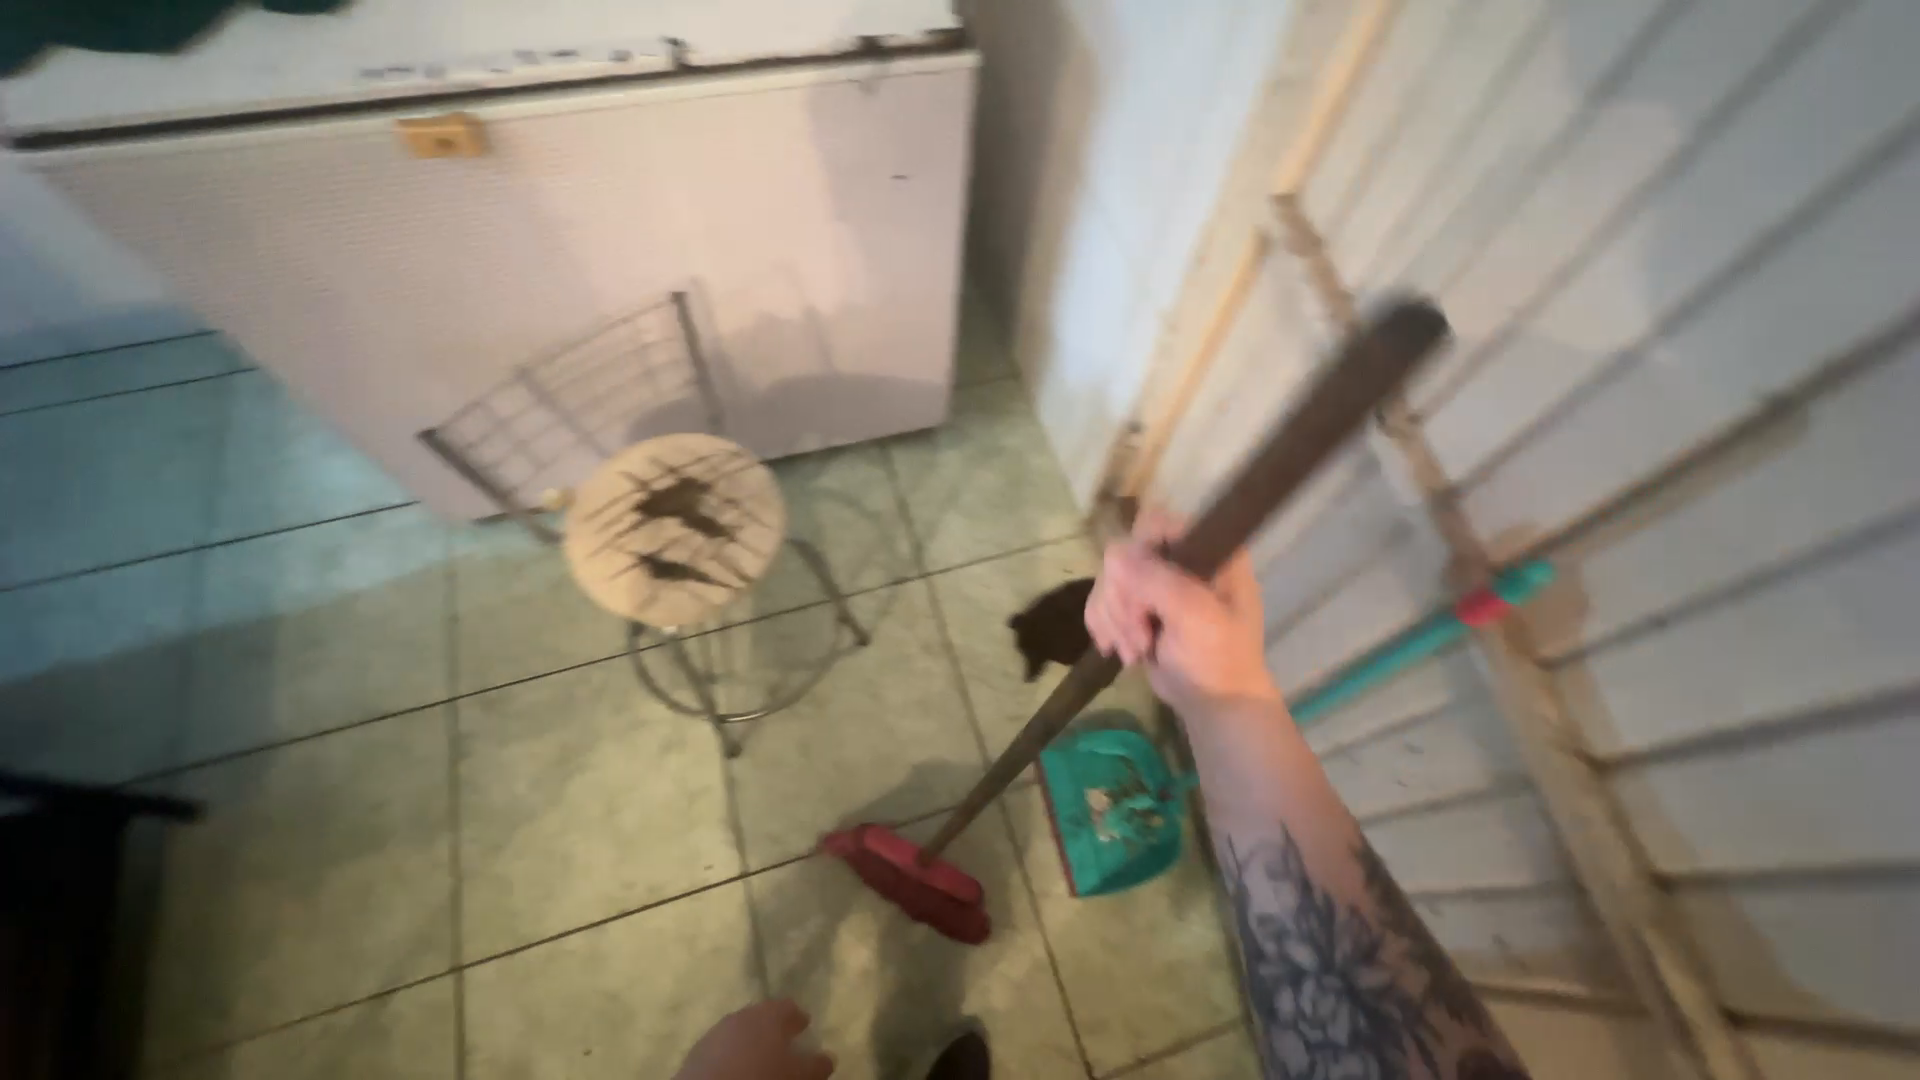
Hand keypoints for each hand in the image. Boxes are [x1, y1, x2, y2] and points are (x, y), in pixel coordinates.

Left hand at [674, 1000, 834, 1079]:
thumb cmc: (761, 1078)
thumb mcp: (797, 1075)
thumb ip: (815, 1065)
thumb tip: (829, 1057)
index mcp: (769, 1014)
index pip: (788, 1006)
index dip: (797, 1016)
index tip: (804, 1025)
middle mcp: (742, 1015)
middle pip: (761, 1016)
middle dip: (772, 1028)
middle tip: (783, 1043)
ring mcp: (716, 1032)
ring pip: (739, 1032)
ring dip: (749, 1042)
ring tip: (758, 1060)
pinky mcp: (696, 1054)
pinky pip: (720, 1050)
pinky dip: (730, 1057)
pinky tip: (733, 1071)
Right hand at [1084, 509, 1280, 714]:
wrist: (1214, 705)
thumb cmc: (1218, 659)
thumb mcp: (1198, 618)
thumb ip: (1159, 582)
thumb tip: (1114, 555)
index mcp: (1206, 549)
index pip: (1155, 524)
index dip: (1138, 555)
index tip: (1141, 594)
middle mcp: (1178, 558)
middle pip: (1122, 556)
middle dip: (1123, 602)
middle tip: (1141, 634)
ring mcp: (1154, 582)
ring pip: (1107, 580)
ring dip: (1114, 620)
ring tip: (1135, 650)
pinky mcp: (1136, 606)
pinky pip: (1100, 600)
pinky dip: (1104, 627)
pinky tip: (1120, 651)